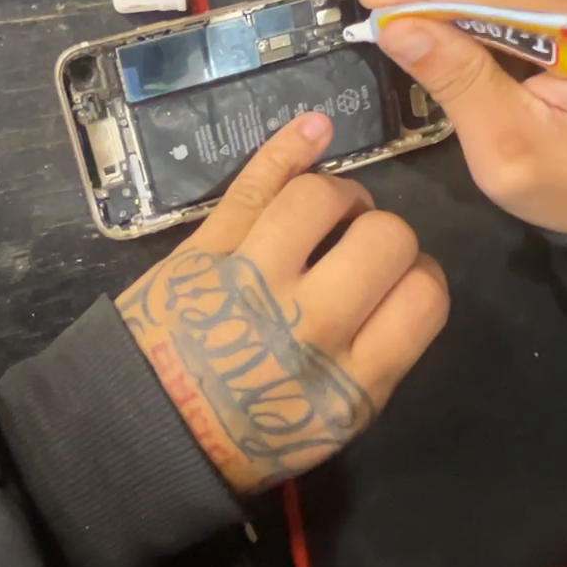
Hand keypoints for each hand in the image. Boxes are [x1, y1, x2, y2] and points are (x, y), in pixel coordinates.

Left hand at [115, 113, 448, 492]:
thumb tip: (403, 284)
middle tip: (358, 242)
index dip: (421, 274)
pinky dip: (290, 147)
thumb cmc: (243, 437)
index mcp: (351, 383)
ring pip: (319, 198)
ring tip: (330, 206)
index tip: (399, 277)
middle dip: (385, 230)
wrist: (143, 432)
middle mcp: (308, 325)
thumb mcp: (329, 425)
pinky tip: (316, 128)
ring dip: (339, 192)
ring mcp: (251, 278)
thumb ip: (376, 360)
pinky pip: (256, 184)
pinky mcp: (206, 248)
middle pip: (385, 238)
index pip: (423, 297)